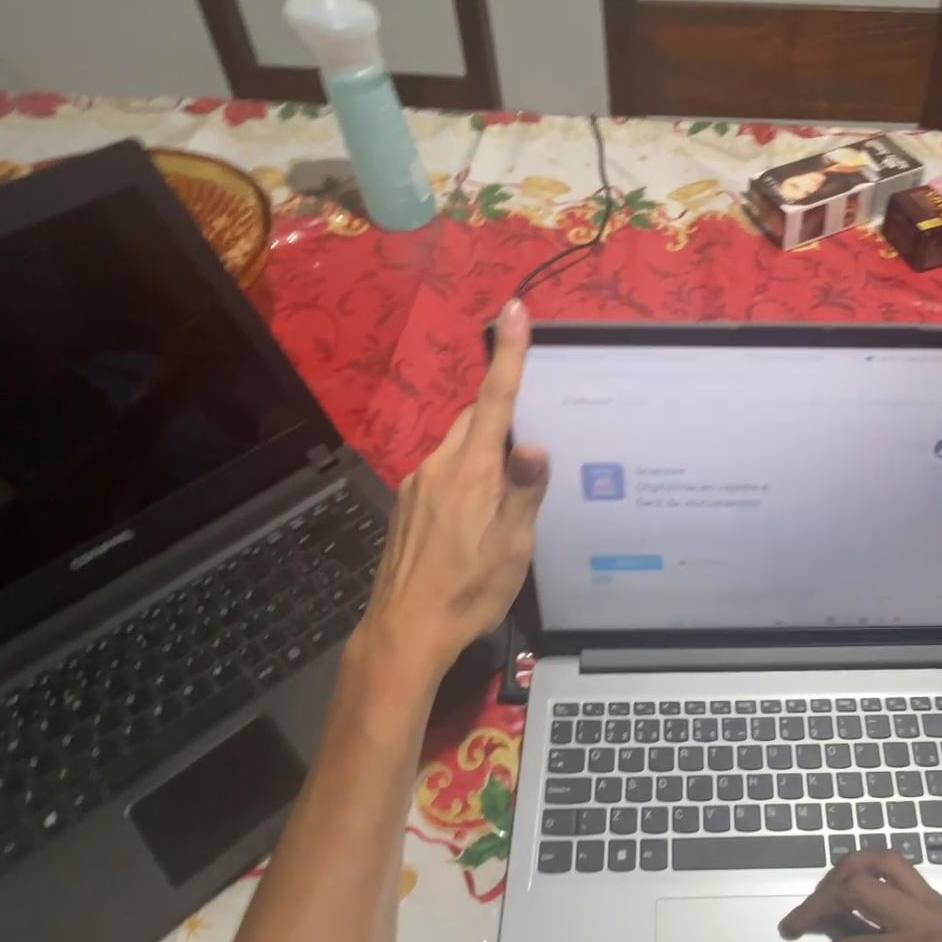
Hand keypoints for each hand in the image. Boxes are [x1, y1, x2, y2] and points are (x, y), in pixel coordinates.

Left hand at [347, 298, 548, 689]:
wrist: (405, 630)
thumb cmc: (468, 591)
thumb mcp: (513, 548)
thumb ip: (524, 493)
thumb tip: (536, 445)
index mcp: (471, 473)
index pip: (493, 400)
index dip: (508, 354)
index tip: (513, 310)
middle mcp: (438, 467)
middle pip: (473, 420)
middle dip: (501, 418)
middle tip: (530, 453)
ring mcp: (417, 485)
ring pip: (458, 448)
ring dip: (485, 455)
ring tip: (507, 499)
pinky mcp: (407, 505)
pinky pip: (444, 472)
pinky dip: (467, 477)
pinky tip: (478, 518)